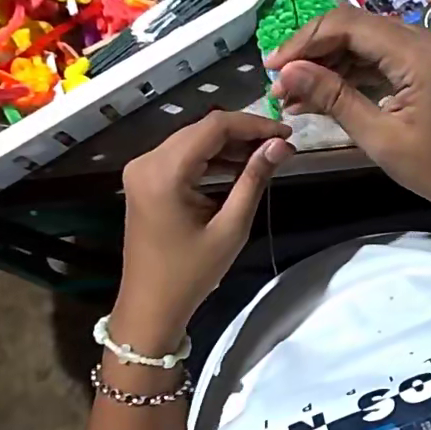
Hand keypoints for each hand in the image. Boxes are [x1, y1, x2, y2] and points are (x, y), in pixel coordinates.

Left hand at [116, 111, 293, 347]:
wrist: (150, 305)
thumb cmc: (191, 273)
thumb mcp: (231, 227)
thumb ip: (254, 179)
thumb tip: (281, 146)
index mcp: (164, 172)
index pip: (214, 127)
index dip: (254, 124)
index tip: (287, 134)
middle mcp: (147, 161)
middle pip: (202, 129)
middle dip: (244, 133)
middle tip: (281, 145)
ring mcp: (143, 169)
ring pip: (194, 140)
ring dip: (231, 145)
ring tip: (268, 156)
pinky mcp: (146, 179)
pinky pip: (184, 156)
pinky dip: (213, 158)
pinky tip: (241, 167)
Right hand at [266, 7, 430, 221]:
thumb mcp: (378, 137)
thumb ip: (333, 98)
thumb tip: (287, 72)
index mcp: (420, 53)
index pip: (350, 26)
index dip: (305, 42)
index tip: (272, 65)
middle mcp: (425, 38)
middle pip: (355, 28)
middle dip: (312, 54)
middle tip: (279, 84)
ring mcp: (427, 48)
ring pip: (363, 42)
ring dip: (327, 65)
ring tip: (291, 95)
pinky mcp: (424, 63)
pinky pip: (378, 58)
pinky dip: (349, 75)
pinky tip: (317, 95)